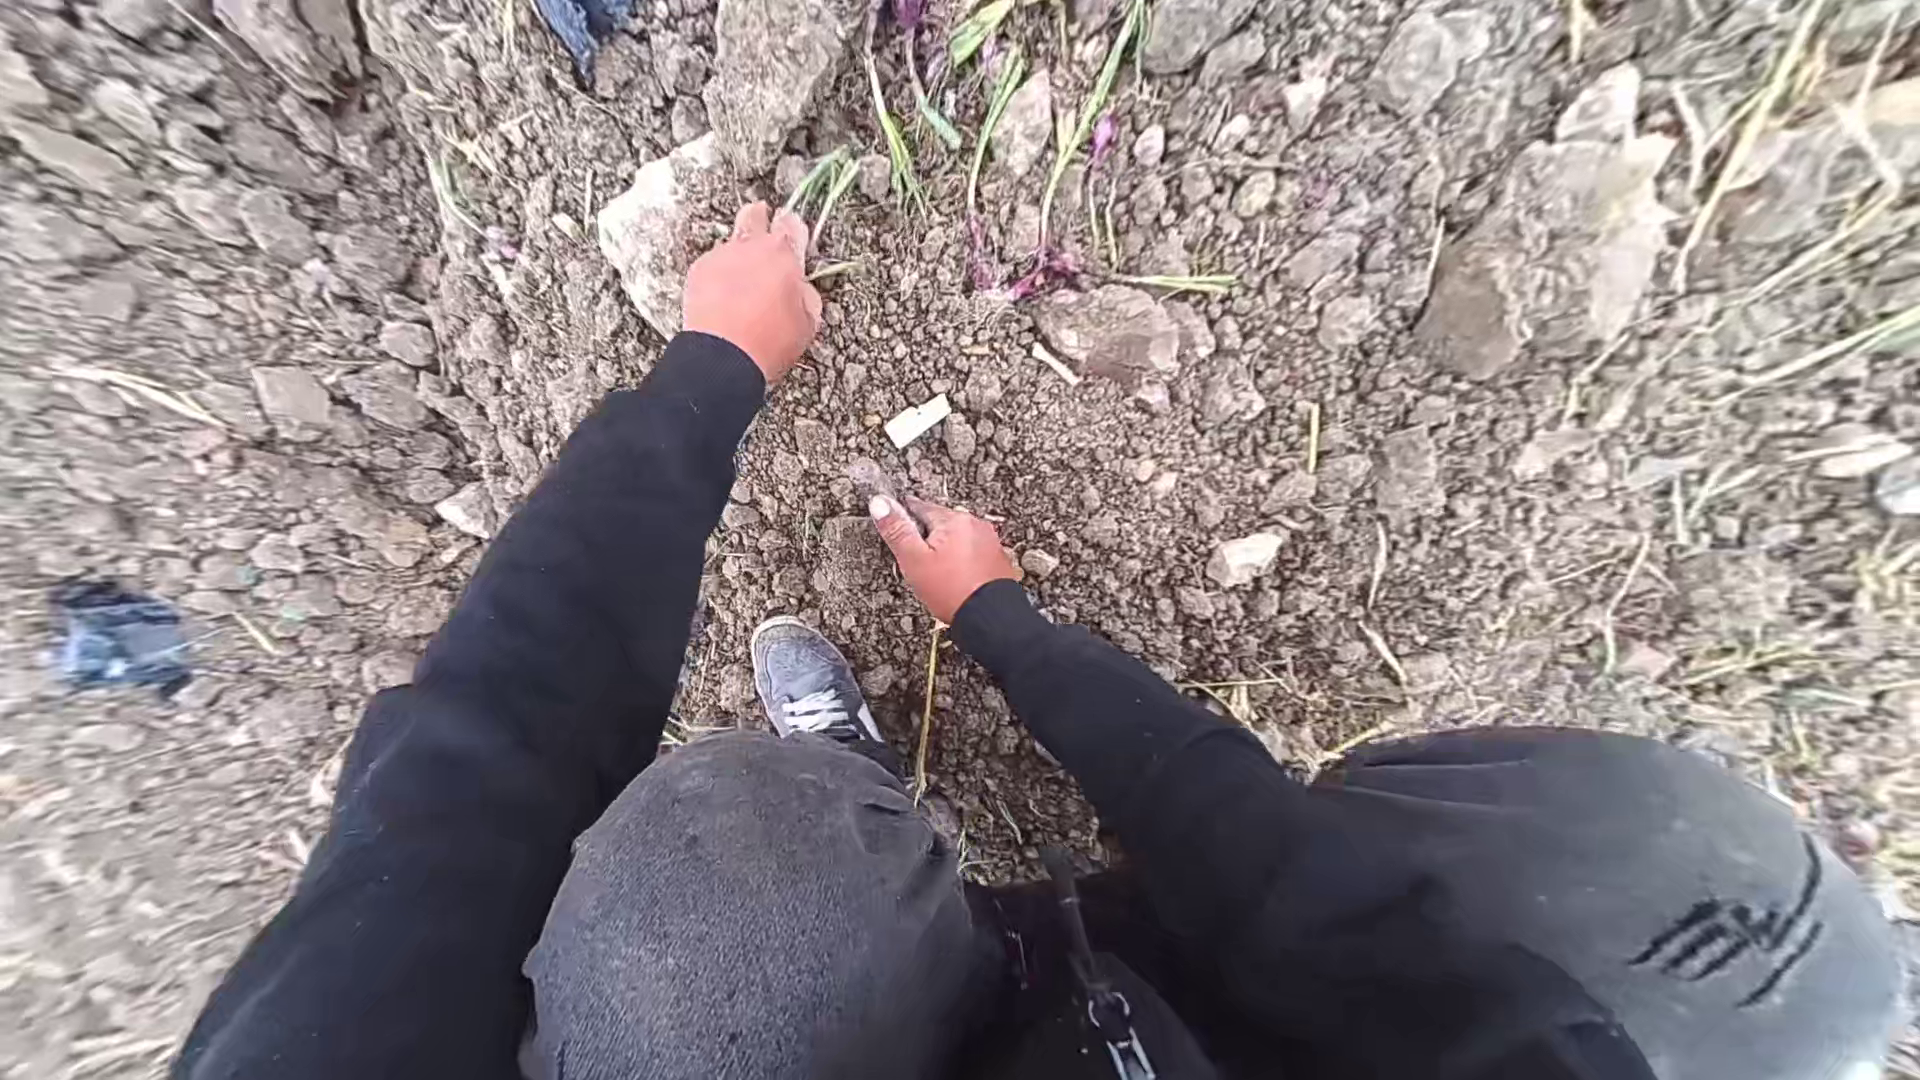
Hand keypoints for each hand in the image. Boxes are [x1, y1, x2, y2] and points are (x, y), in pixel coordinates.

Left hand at [682, 202, 822, 383]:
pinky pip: (713, 265)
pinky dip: (720, 276)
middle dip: (760, 217)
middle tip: (763, 225)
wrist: (725, 357)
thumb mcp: (807, 324)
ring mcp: (722, 256)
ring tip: (744, 283)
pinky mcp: (699, 271)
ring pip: (732, 244)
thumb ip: (806, 297)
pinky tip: (725, 299)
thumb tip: (802, 290)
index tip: (793, 232)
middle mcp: (752, 248)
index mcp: (784, 257)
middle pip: (754, 215)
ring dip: (739, 257)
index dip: (794, 228)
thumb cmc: (770, 342)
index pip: (792, 225)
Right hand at [869, 495, 1018, 623]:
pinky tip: (954, 578)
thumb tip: (880, 504)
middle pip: (941, 523)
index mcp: (954, 520)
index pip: (920, 507)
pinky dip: (961, 561)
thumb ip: (896, 530)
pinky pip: (972, 554)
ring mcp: (989, 543)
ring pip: (958, 539)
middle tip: (914, 554)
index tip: (897, 517)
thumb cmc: (953, 591)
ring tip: (935, 571)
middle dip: (927, 536)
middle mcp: (975, 526)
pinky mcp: (996, 560)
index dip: (904, 516)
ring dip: (946, 549)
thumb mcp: (914, 560)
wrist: (989, 617)